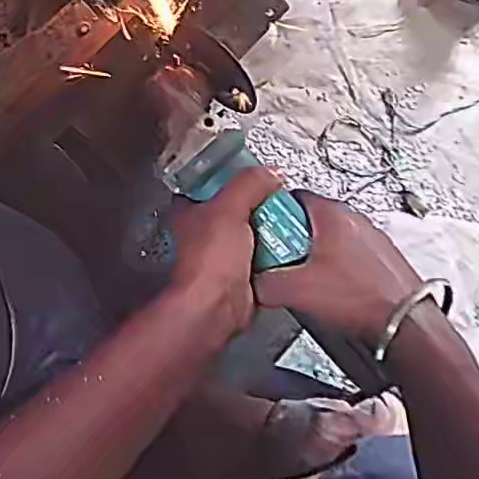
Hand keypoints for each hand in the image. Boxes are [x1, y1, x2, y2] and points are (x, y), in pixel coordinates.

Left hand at [166, 166, 282, 335]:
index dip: (230, 176)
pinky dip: (276, 253)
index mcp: (190, 211)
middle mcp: (204, 232)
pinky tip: (287, 246)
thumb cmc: (208, 261)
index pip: (209, 184)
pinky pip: (264, 256)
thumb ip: (249, 184)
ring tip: (286, 220)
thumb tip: (270, 173)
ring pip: (252, 232)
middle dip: (257, 204)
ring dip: (269, 228)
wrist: (217, 306)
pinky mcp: (241, 273)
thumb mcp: (230, 208)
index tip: (252, 172)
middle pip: (236, 207)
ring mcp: (223, 254)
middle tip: (276, 197)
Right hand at [254, 191, 421, 341]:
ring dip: (313, 257)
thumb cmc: (364, 300)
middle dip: (290, 241)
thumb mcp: (297, 291)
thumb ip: (265, 283)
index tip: (263, 235)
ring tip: (308, 283)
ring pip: (328, 239)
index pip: (290, 197)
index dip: (271, 216)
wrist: (406, 326)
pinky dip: (336, 269)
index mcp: (332, 213)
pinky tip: (333, 293)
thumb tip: (251, 283)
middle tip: (282, 264)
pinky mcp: (380, 259)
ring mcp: (370, 238)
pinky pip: (347, 256)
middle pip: (307, 220)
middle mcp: (353, 219)